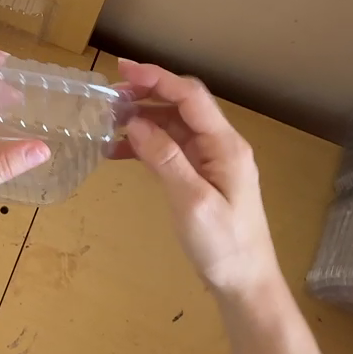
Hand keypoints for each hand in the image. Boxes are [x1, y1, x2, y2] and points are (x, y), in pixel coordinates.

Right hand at [116, 59, 281, 296]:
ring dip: (142, 119)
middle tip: (108, 98)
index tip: (123, 69)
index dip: (158, 78)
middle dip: (146, 94)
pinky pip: (169, 149)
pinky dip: (144, 145)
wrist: (245, 284)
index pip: (190, 97)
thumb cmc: (222, 245)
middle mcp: (220, 145)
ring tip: (107, 122)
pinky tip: (117, 152)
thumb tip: (135, 122)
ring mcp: (210, 161)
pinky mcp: (200, 177)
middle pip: (181, 105)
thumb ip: (165, 158)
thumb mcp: (191, 201)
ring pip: (172, 125)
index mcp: (225, 145)